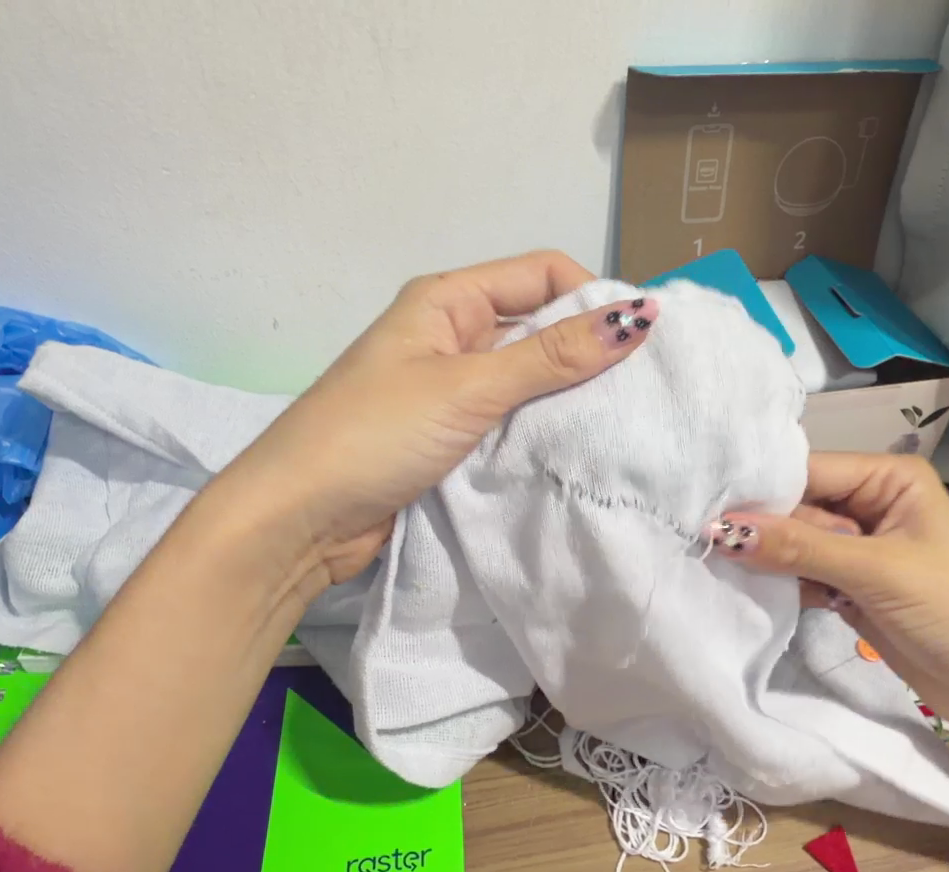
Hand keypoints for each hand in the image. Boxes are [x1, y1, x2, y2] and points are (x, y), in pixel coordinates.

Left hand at [212, 251, 658, 585]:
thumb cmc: (375, 435)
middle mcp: (454, 337)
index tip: (644, 338)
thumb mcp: (468, 388)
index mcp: (449, 301)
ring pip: (529, 380)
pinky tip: (581, 450)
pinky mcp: (453, 439)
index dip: (593, 296)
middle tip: (647, 387)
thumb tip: (636, 318)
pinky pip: (512, 422)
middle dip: (588, 349)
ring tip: (627, 421)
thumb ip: (551, 357)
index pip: (541, 275)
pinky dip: (543, 431)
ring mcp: (452, 391)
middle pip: (539, 326)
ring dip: (569, 396)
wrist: (301, 519)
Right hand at [713, 452, 948, 735]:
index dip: (759, 490)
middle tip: (698, 542)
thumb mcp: (878, 571)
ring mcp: (860, 551)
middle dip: (757, 528)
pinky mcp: (852, 590)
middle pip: (797, 508)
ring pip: (796, 545)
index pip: (809, 471)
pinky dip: (780, 585)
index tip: (702, 507)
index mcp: (888, 480)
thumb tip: (721, 530)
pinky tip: (746, 590)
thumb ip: (800, 549)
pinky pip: (803, 576)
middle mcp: (871, 507)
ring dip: (765, 560)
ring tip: (712, 566)